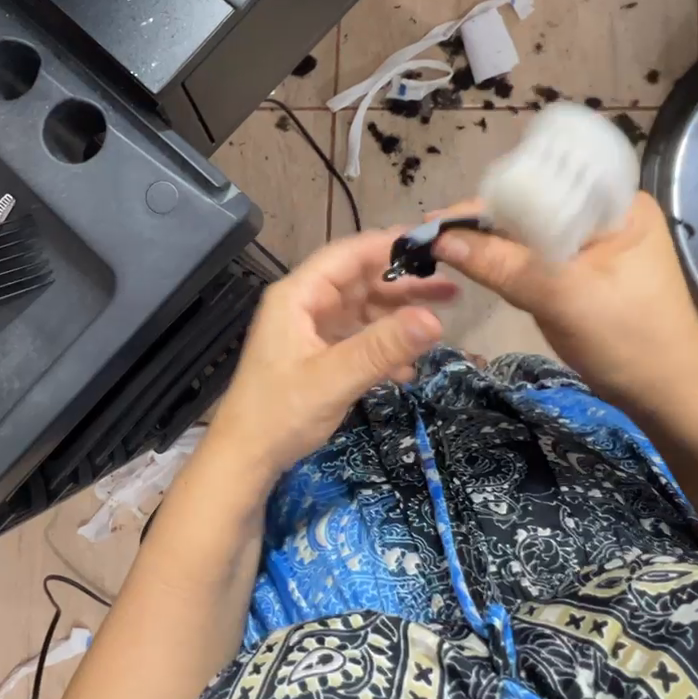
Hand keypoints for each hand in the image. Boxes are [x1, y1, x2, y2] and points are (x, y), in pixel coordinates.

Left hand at [208, 229, 455, 479]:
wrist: (246, 455)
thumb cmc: (280, 412)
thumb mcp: (335, 377)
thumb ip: (382, 347)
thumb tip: (434, 319)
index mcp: (297, 296)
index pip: (347, 255)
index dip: (388, 245)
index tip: (432, 243)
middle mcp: (304, 305)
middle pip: (359, 281)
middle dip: (403, 284)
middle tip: (451, 288)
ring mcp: (310, 330)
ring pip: (361, 310)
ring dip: (397, 317)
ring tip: (441, 323)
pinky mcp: (317, 354)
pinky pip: (356, 338)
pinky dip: (383, 347)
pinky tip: (410, 368)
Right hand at [430, 192, 697, 409]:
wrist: (668, 396)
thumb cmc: (629, 340)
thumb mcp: (561, 297)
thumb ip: (501, 264)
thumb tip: (439, 240)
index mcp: (618, 206)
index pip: (546, 182)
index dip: (493, 195)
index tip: (444, 216)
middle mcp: (604, 216)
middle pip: (532, 204)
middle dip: (484, 217)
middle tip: (433, 231)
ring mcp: (592, 244)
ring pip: (528, 231)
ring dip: (489, 239)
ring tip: (441, 244)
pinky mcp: (579, 270)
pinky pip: (532, 253)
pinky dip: (502, 258)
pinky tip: (472, 260)